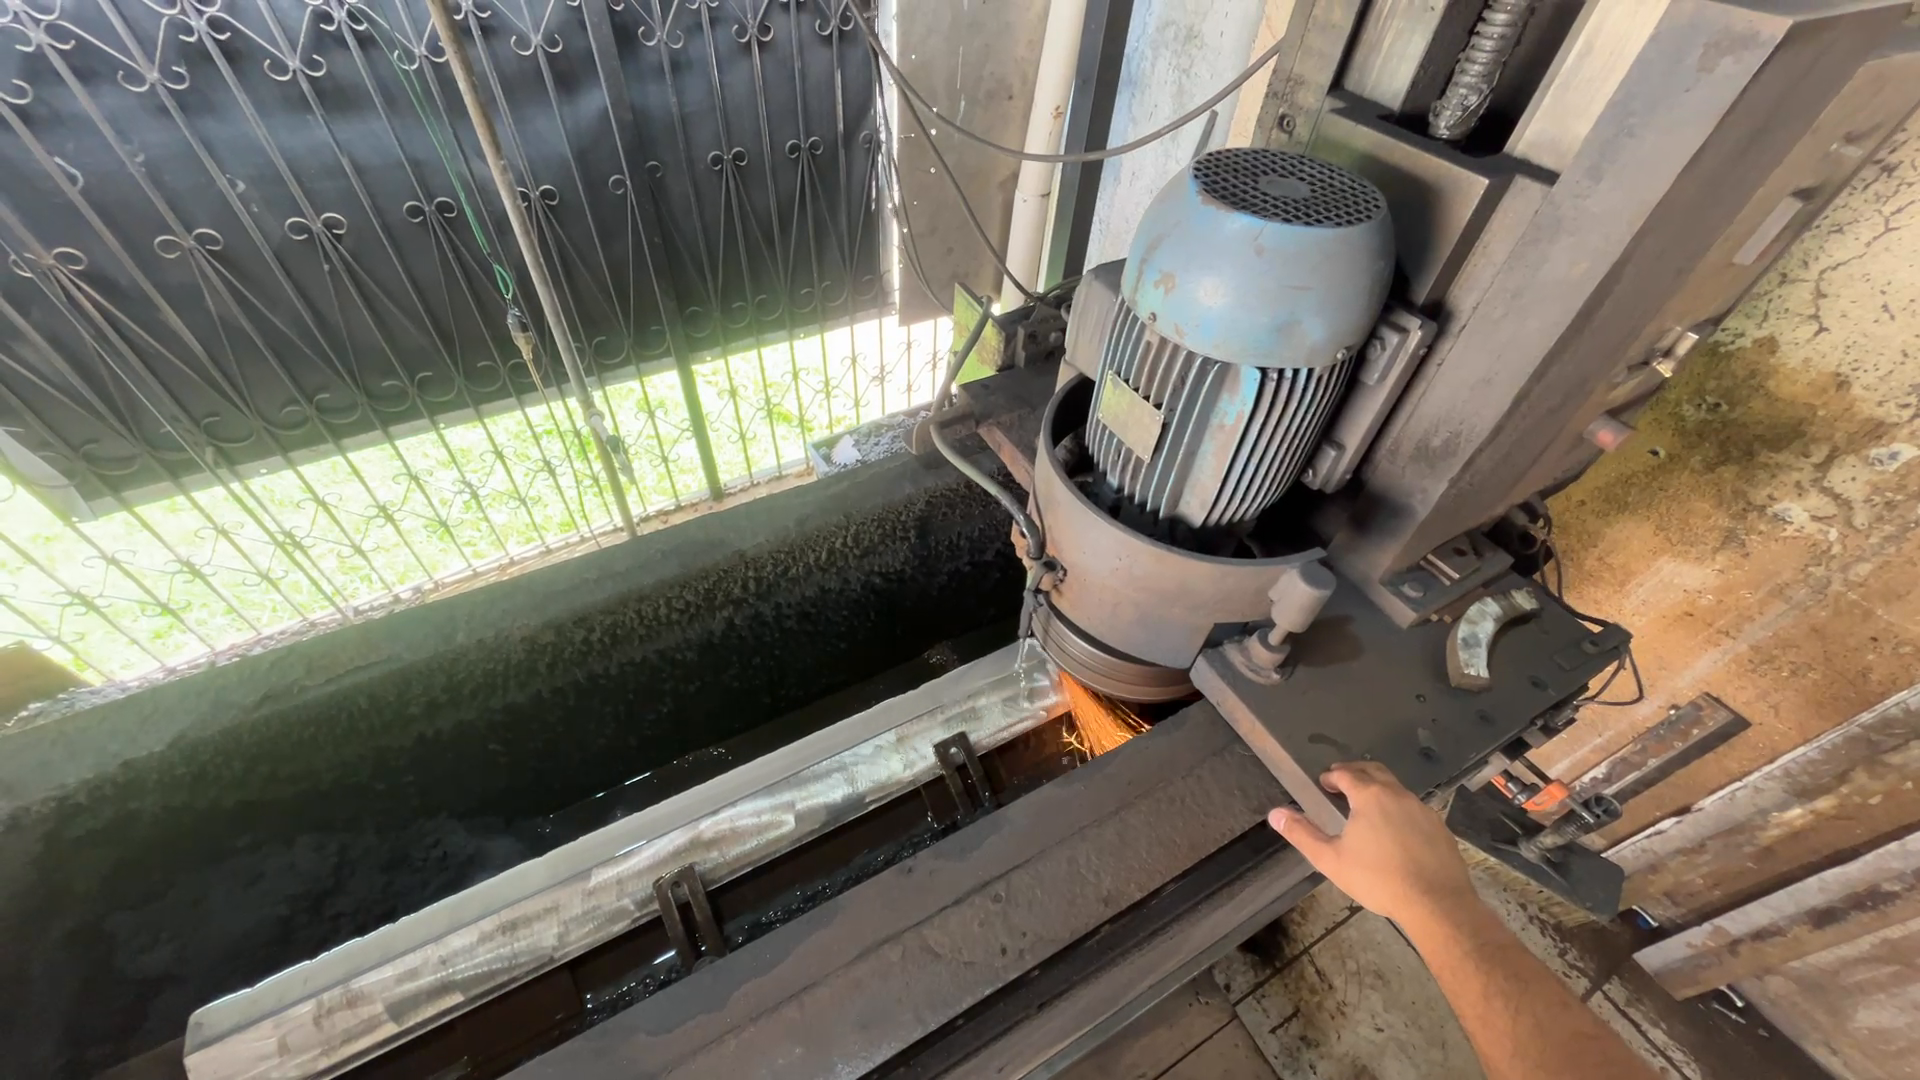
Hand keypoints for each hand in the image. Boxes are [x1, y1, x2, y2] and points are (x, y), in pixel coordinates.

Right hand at [1267, 761, 1477, 925]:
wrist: (1439, 905)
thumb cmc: (1379, 879)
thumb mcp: (1331, 859)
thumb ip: (1301, 834)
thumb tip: (1275, 814)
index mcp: (1370, 796)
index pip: (1347, 773)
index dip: (1333, 776)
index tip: (1324, 783)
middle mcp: (1398, 795)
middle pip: (1374, 771)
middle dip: (1356, 772)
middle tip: (1342, 783)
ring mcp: (1423, 810)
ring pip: (1397, 789)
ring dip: (1379, 790)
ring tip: (1367, 808)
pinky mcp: (1441, 829)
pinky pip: (1414, 809)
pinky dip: (1399, 810)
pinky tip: (1396, 833)